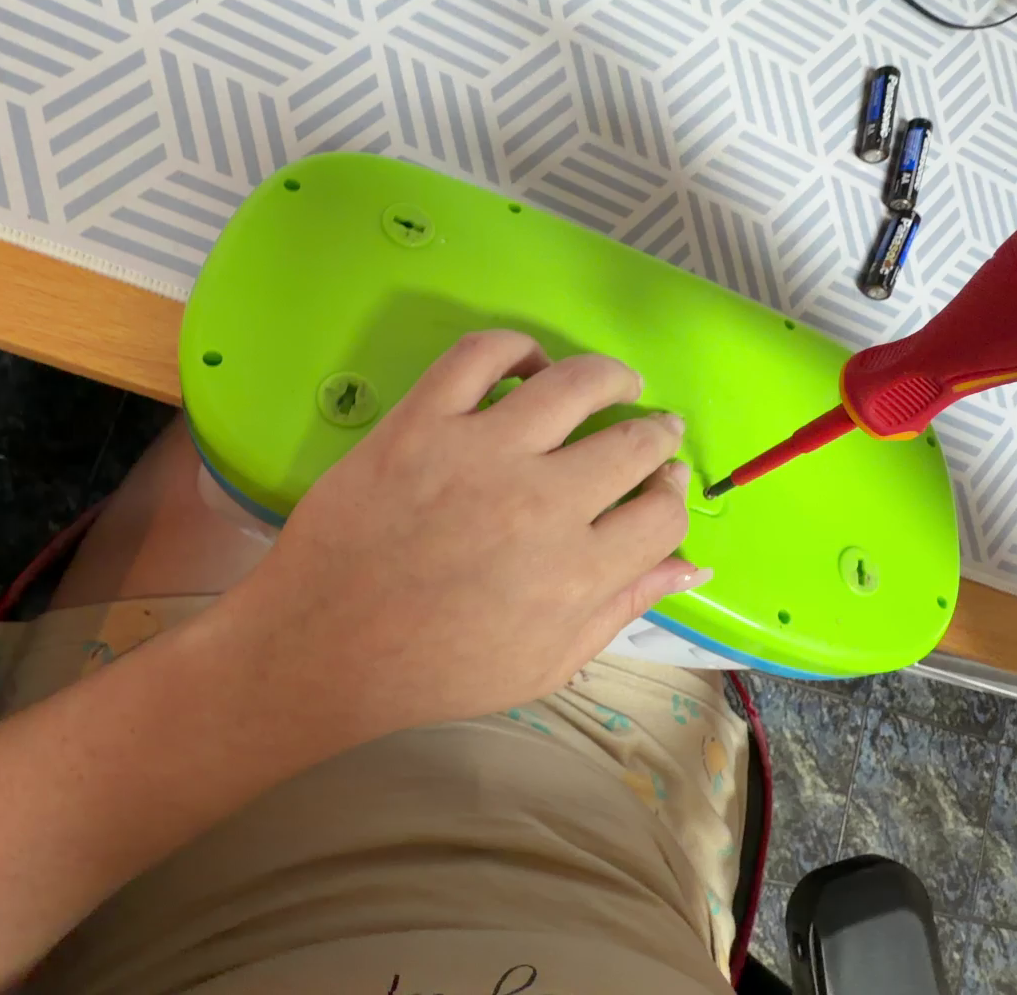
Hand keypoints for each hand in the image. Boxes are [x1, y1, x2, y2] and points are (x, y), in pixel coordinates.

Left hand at [228, 330, 702, 739]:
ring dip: (610, 376)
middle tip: (655, 427)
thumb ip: (621, 609)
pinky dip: (515, 347)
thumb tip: (691, 565)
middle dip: (658, 433)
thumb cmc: (437, 668)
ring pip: (574, 382)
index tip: (665, 482)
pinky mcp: (421, 422)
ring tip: (616, 382)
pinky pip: (481, 354)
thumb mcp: (545, 663)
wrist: (325, 645)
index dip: (674, 493)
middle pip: (633, 443)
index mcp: (576, 574)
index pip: (663, 514)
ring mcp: (479, 453)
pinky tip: (528, 365)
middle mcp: (541, 504)